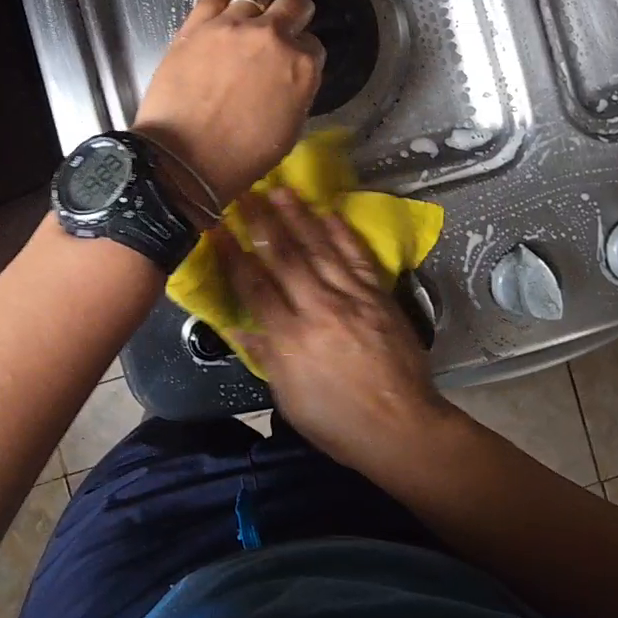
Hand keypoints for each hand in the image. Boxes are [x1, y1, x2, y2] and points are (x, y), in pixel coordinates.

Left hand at [134, 0, 323, 203]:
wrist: (184, 158)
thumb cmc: (241, 157)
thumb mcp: (289, 130)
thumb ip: (296, 92)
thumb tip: (289, 78)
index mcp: (302, 66)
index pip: (313, 44)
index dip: (302, 52)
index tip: (292, 61)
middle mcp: (272, 36)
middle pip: (293, 5)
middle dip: (292, 15)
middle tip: (281, 29)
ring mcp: (232, 26)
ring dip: (256, 9)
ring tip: (247, 24)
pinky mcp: (197, 26)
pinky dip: (223, 5)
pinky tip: (221, 17)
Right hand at [218, 188, 453, 470]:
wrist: (401, 428)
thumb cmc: (337, 422)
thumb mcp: (289, 398)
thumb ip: (266, 357)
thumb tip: (242, 329)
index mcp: (290, 338)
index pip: (254, 287)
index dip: (232, 255)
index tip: (217, 228)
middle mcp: (318, 309)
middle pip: (284, 257)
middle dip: (262, 223)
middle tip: (245, 193)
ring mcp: (352, 298)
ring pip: (320, 249)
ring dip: (298, 217)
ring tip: (280, 190)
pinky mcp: (378, 296)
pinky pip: (357, 258)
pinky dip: (343, 234)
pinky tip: (329, 213)